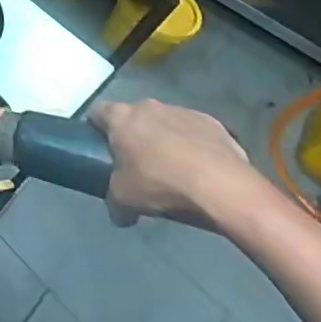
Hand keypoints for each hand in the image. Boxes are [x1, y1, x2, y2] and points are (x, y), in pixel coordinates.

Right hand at [87, 99, 267, 229]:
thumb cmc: (162, 184)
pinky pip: (196, 131)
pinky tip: (202, 169)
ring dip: (166, 138)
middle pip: (133, 116)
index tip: (103, 148)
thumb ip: (115, 203)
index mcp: (120, 116)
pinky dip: (195, 145)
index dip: (97, 129)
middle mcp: (148, 106)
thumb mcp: (126, 199)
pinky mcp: (214, 123)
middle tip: (139, 162)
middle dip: (134, 134)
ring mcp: (183, 111)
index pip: (97, 112)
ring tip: (175, 168)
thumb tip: (119, 215)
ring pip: (165, 122)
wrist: (224, 188)